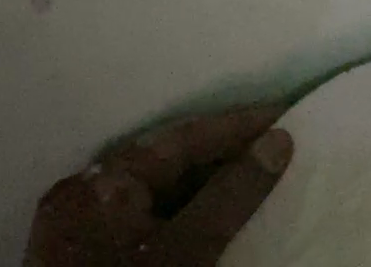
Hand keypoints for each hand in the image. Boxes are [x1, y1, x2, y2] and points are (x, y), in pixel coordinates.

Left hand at [25, 105, 292, 266]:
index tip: (285, 118)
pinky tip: (223, 220)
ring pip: (163, 193)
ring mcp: (85, 235)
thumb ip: (232, 193)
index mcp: (100, 184)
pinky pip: (151, 221)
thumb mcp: (186, 252)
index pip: (181, 137)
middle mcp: (85, 199)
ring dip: (211, 186)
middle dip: (226, 155)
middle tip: (278, 149)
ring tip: (260, 181)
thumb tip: (279, 140)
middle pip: (171, 162)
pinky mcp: (94, 262)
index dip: (238, 125)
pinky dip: (190, 216)